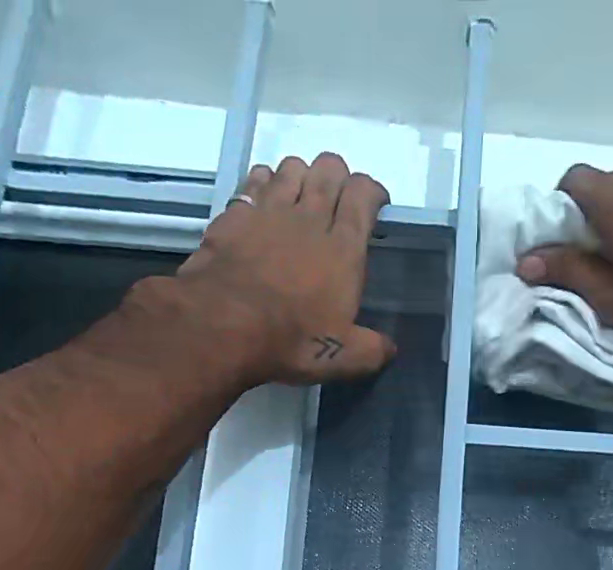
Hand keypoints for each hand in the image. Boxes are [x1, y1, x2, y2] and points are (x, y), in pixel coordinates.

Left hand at [80, 153, 395, 391]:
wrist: (224, 325)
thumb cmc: (292, 340)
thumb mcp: (345, 358)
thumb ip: (373, 350)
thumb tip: (389, 348)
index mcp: (345, 250)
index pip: (364, 196)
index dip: (373, 192)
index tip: (375, 203)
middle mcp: (311, 219)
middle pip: (329, 171)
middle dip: (340, 176)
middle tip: (339, 198)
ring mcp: (270, 211)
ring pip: (293, 168)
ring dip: (304, 176)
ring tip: (303, 196)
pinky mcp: (236, 214)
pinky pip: (257, 180)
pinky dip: (267, 181)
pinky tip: (267, 198)